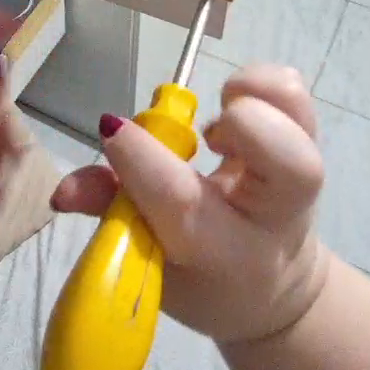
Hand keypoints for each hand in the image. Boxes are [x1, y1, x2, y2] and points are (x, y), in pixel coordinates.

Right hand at [51, 63, 328, 343]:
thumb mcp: (149, 263)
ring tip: (221, 112)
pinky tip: (232, 105)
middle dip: (240, 125)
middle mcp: (275, 214)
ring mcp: (299, 174)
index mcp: (226, 252)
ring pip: (298, 115)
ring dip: (252, 93)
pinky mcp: (307, 142)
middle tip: (203, 134)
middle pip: (289, 162)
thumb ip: (108, 213)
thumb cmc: (199, 275)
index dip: (141, 158)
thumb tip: (62, 189)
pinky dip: (261, 82)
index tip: (110, 131)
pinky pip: (296, 93)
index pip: (182, 200)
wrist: (271, 286)